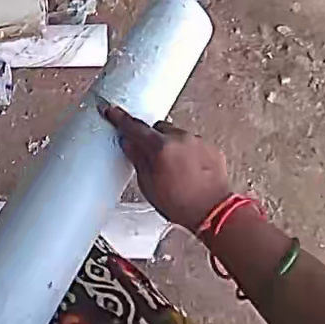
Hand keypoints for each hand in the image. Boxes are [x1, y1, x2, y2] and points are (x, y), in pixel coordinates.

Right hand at [102, 102, 232, 228]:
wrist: (213, 212)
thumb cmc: (181, 203)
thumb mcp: (148, 185)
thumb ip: (137, 159)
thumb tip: (129, 143)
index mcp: (160, 147)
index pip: (134, 127)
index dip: (120, 119)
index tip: (111, 111)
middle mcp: (180, 138)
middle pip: (158, 129)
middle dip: (152, 139)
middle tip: (151, 158)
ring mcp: (197, 141)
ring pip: (176, 135)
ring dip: (171, 146)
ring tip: (173, 170)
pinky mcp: (211, 148)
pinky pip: (192, 143)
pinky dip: (187, 152)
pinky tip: (188, 171)